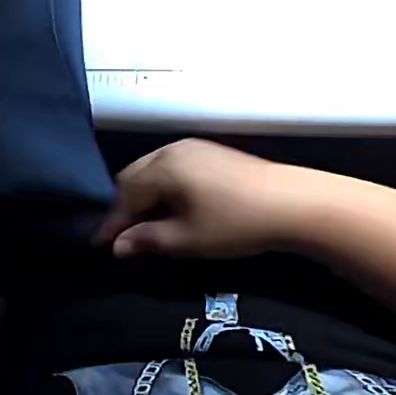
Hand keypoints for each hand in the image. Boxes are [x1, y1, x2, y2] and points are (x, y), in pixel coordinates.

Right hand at [94, 140, 327, 258]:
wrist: (293, 203)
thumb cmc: (236, 222)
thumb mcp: (188, 239)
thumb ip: (148, 241)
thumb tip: (118, 246)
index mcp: (163, 166)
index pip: (124, 194)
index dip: (112, 222)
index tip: (101, 246)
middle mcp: (174, 149)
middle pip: (134, 176)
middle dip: (124, 205)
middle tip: (121, 235)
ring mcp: (195, 148)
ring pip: (154, 170)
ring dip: (144, 195)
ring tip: (144, 224)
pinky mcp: (212, 153)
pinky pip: (172, 167)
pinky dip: (163, 187)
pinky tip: (171, 206)